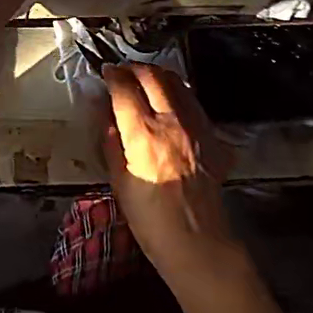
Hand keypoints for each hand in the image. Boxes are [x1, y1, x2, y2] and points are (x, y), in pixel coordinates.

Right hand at [99, 62, 237, 277]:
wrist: (198, 243)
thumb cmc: (151, 220)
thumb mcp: (118, 180)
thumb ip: (110, 138)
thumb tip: (100, 109)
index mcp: (143, 134)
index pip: (124, 87)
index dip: (112, 75)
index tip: (105, 72)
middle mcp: (172, 122)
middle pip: (153, 76)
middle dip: (134, 68)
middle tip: (123, 72)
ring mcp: (196, 127)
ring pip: (177, 82)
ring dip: (157, 75)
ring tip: (144, 80)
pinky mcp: (212, 136)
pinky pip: (193, 101)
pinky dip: (178, 92)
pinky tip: (170, 101)